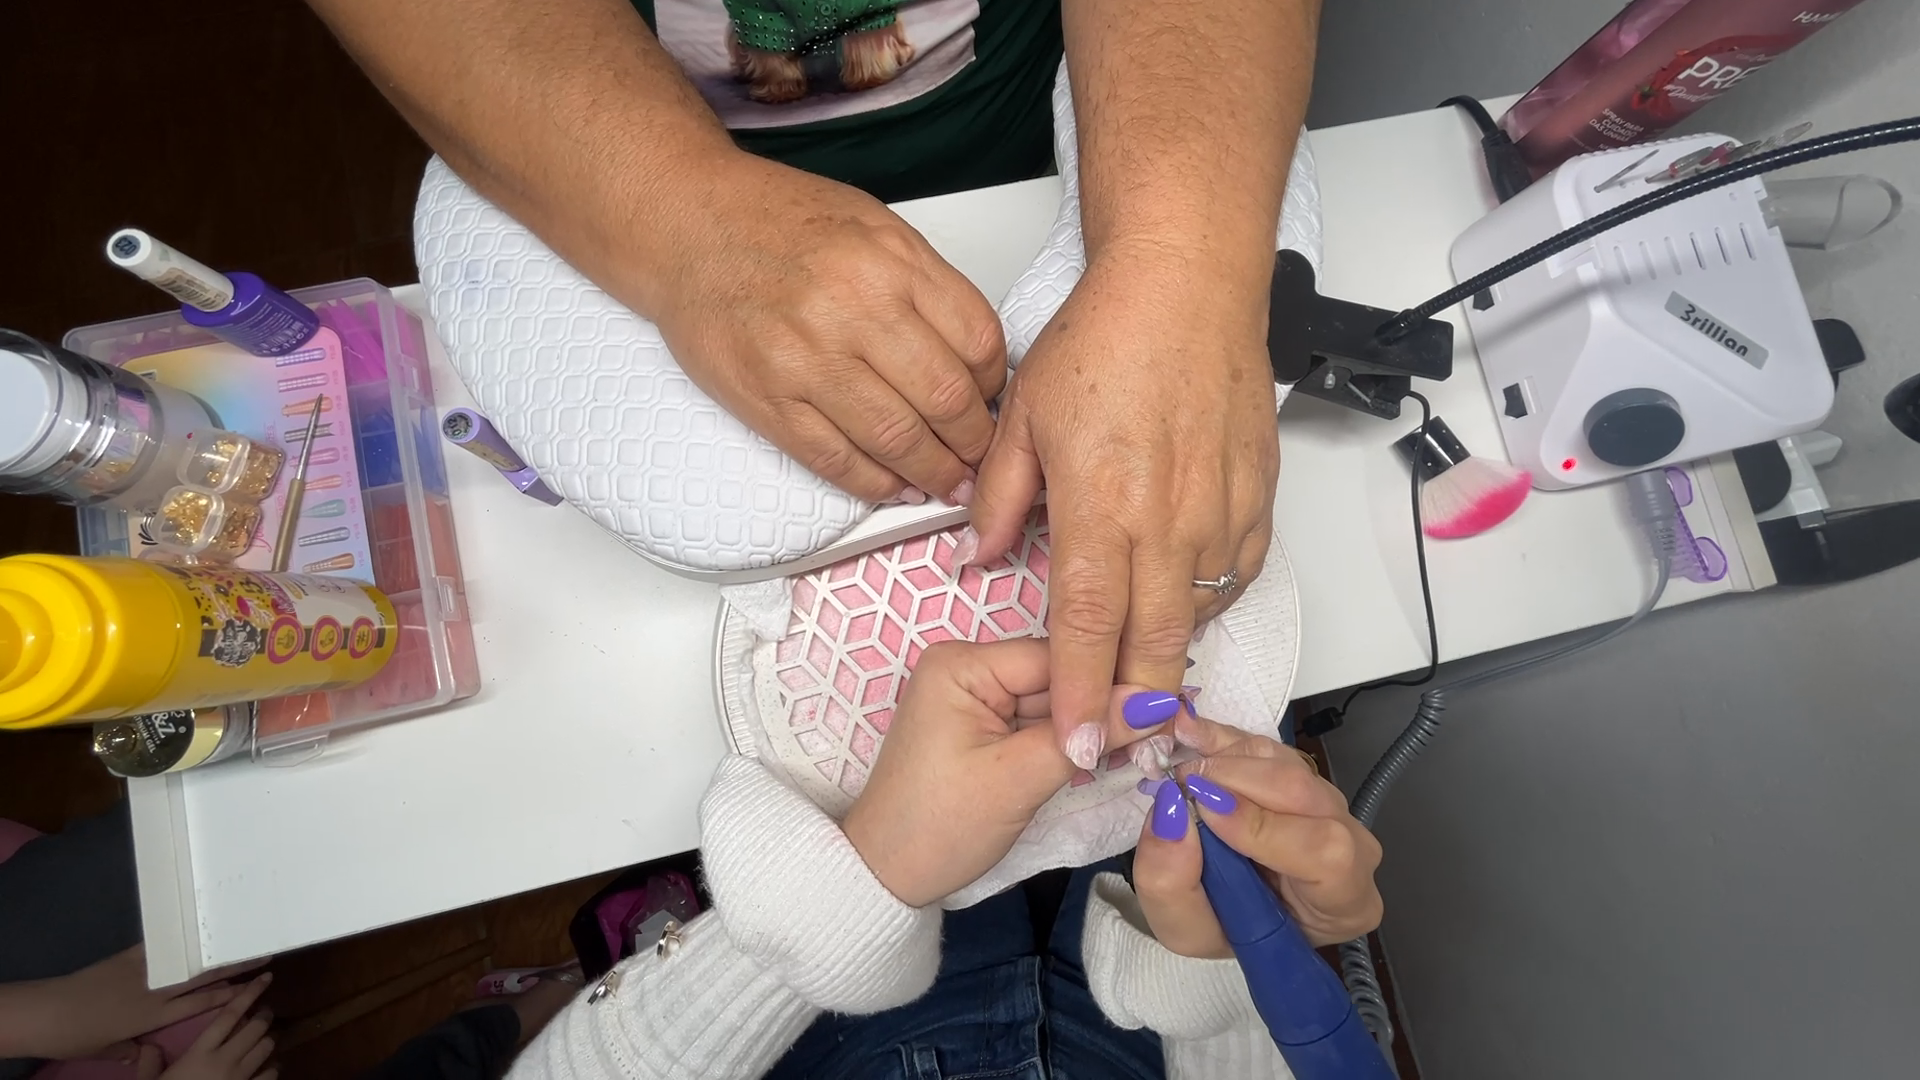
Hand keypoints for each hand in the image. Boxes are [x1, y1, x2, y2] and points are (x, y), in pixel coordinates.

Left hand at [18, 946, 267, 1061]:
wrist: (42, 1012)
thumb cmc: (71, 1036)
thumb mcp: (99, 1050)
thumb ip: (126, 1050)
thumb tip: (142, 1057)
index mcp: (154, 1015)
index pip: (202, 1003)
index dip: (231, 994)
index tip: (255, 985)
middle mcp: (160, 990)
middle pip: (208, 977)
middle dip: (240, 966)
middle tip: (267, 956)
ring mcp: (150, 969)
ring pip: (194, 959)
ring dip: (221, 950)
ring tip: (245, 939)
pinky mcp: (136, 954)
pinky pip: (166, 944)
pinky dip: (184, 937)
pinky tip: (201, 928)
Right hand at [135, 972, 275, 1079]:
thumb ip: (148, 1066)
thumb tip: (147, 1047)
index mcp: (199, 1055)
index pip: (230, 1015)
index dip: (250, 993)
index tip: (267, 977)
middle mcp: (225, 1060)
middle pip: (259, 1026)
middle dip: (264, 1016)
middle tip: (262, 1014)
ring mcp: (240, 1077)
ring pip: (268, 1045)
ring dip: (267, 1040)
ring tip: (261, 1039)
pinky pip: (272, 1072)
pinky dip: (271, 1067)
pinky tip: (263, 1068)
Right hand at [643, 150, 1006, 503]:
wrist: (685, 225)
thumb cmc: (779, 224)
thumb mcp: (874, 227)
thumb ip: (927, 289)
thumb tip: (974, 363)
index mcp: (891, 262)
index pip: (978, 343)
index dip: (996, 388)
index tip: (994, 406)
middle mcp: (853, 310)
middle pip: (946, 401)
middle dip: (975, 445)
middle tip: (981, 461)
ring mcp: (806, 360)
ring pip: (897, 441)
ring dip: (935, 475)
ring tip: (949, 486)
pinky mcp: (768, 400)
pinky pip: (837, 461)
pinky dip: (876, 485)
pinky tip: (896, 488)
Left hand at [842, 638, 1151, 906]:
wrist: (887, 878)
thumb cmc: (942, 826)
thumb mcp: (1019, 779)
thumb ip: (1087, 737)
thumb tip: (1159, 704)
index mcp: (962, 663)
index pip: (1055, 656)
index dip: (1110, 682)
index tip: (1169, 706)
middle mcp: (968, 666)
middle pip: (1056, 676)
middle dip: (1104, 708)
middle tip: (1167, 730)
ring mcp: (975, 695)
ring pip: (1052, 701)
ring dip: (1090, 728)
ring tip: (1146, 745)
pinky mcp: (982, 724)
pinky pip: (1037, 722)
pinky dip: (1068, 741)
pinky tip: (1106, 754)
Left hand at [969, 255, 1278, 765]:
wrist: (1186, 288)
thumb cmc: (1104, 342)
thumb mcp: (1024, 416)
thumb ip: (999, 497)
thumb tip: (980, 554)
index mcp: (1101, 506)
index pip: (1089, 625)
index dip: (1084, 693)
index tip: (1081, 746)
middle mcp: (1168, 522)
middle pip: (1153, 641)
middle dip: (1136, 705)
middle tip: (1121, 745)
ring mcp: (1220, 513)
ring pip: (1199, 616)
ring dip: (1170, 658)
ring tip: (1148, 690)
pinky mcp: (1256, 498)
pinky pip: (1238, 575)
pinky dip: (1210, 604)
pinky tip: (1186, 607)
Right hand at [1133, 711, 1381, 955]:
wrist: (1224, 908)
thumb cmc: (1219, 927)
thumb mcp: (1183, 929)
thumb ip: (1170, 882)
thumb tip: (1171, 813)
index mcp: (1343, 901)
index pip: (1325, 851)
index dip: (1261, 824)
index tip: (1203, 808)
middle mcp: (1350, 846)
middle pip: (1303, 792)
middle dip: (1234, 778)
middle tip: (1180, 782)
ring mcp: (1328, 802)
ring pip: (1283, 761)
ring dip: (1224, 758)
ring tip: (1180, 770)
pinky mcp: (1298, 771)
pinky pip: (1263, 744)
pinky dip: (1220, 737)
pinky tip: (1186, 732)